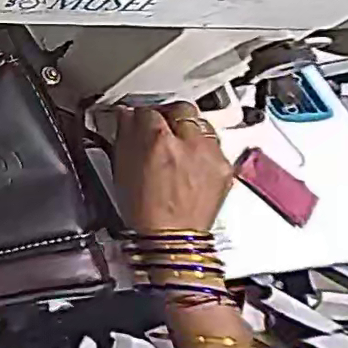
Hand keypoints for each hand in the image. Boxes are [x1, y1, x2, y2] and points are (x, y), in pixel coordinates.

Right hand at [114, 104, 234, 232]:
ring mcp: (211, 157)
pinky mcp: (225, 169)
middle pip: (181, 109)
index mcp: (157, 140)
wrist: (172, 239)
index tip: (136, 118)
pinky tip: (191, 160)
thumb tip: (127, 116)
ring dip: (188, 129)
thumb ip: (125, 133)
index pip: (147, 110)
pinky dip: (203, 148)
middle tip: (158, 124)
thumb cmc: (145, 209)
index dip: (138, 114)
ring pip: (202, 124)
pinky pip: (215, 145)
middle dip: (168, 114)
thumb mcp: (122, 166)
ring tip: (177, 143)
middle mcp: (190, 144)